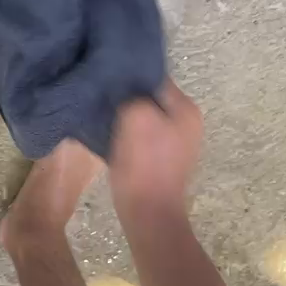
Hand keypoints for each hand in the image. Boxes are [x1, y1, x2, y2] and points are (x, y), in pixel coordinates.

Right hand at [108, 81, 203, 217]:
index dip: (129, 73)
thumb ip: (133, 94)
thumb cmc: (144, 162)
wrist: (148, 212)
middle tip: (99, 92)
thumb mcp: (136, 115)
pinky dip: (125, 131)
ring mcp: (175, 141)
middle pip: (149, 96)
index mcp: (186, 108)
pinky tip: (108, 131)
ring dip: (124, 113)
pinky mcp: (160, 157)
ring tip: (100, 110)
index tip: (104, 73)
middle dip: (126, 94)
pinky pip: (140, 133)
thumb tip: (124, 85)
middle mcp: (186, 121)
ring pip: (143, 115)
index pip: (154, 76)